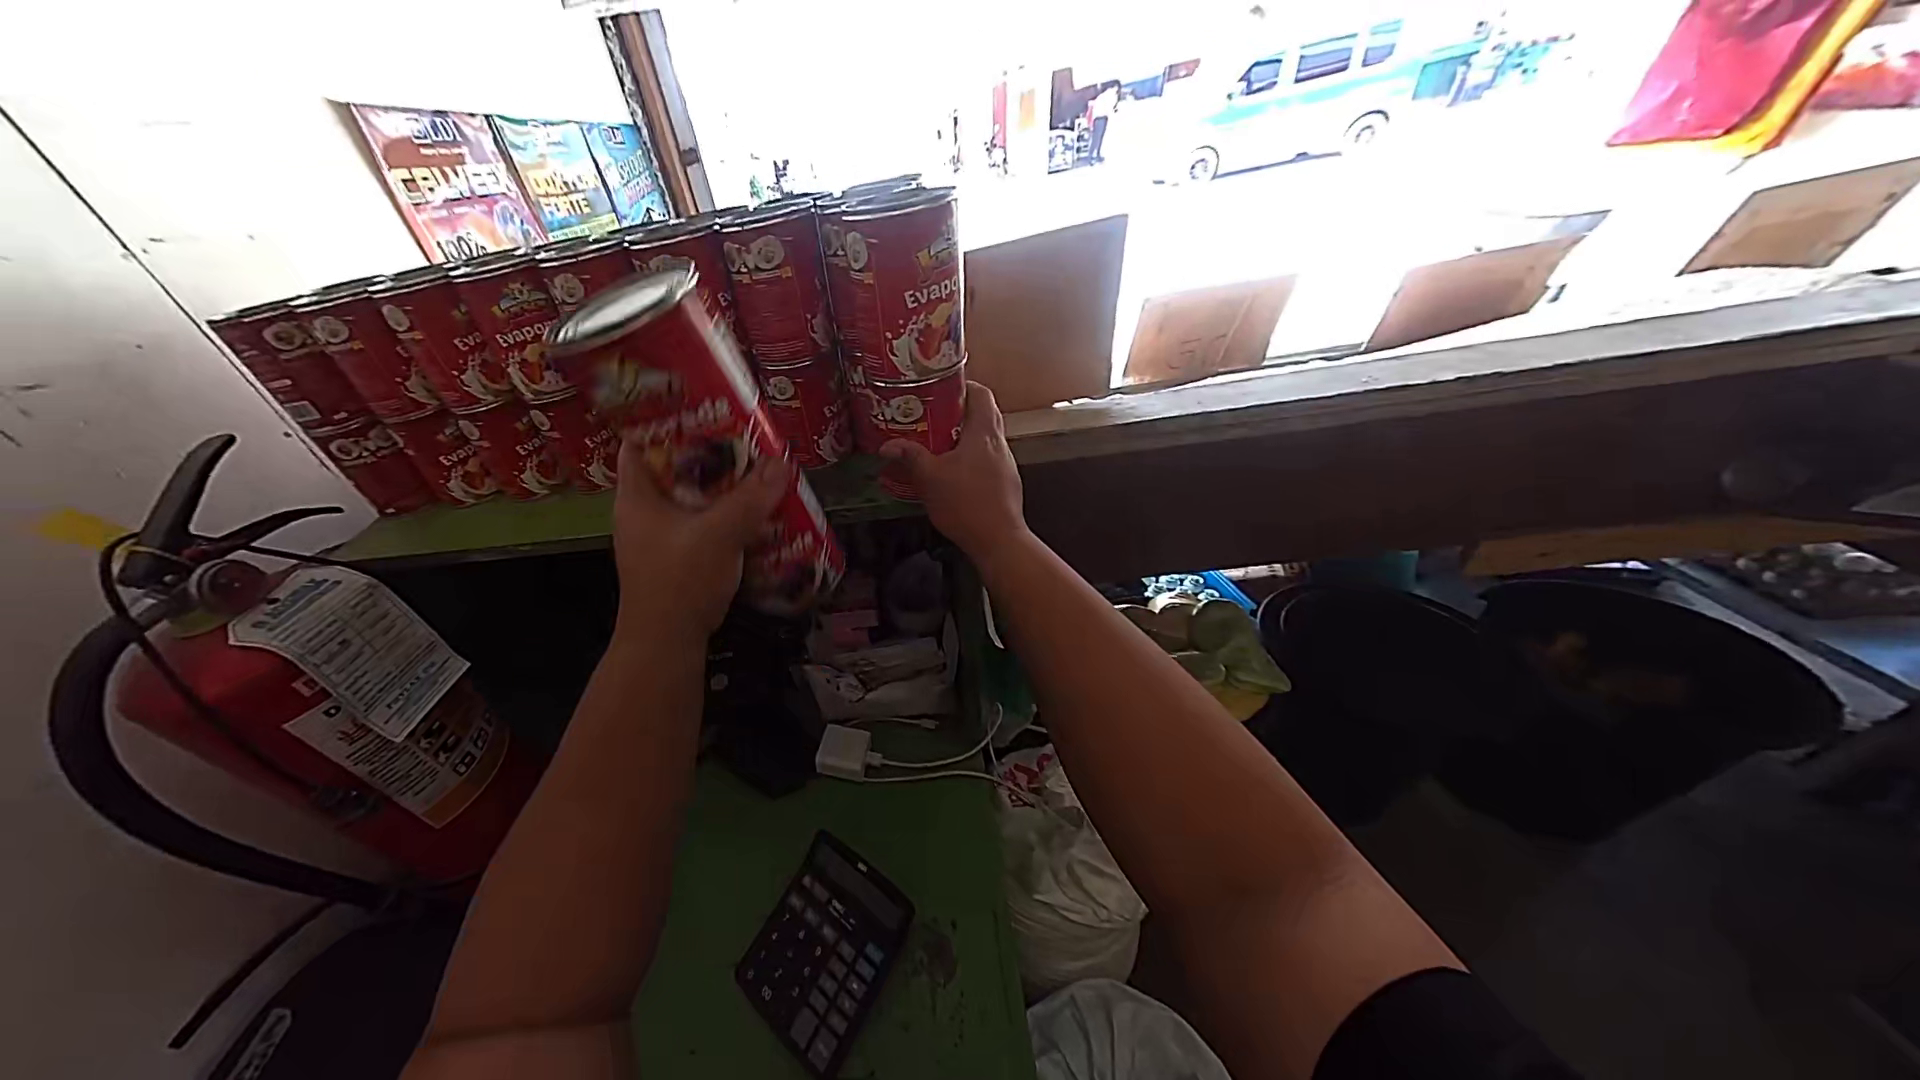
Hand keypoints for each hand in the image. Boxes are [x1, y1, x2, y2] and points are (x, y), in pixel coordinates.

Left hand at [610, 436, 789, 640]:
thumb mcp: (717, 534)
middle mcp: (645, 512)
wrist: (666, 642)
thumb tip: (781, 464)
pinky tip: (756, 514)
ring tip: (755, 472)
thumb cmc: (679, 581)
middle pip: (673, 469)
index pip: (637, 443)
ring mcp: (662, 537)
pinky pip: (704, 524)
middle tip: (742, 439)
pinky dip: (726, 516)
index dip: (663, 421)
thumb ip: (749, 499)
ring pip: (693, 499)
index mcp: (637, 496)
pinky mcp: (679, 557)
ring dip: (722, 488)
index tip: (701, 409)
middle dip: (708, 455)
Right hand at [879, 381, 1027, 561]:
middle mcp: (999, 444)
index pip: (981, 394)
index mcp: (983, 434)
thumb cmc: (965, 504)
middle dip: (961, 411)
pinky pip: (989, 460)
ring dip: (966, 436)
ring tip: (940, 443)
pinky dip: (973, 458)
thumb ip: (909, 457)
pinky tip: (955, 472)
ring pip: (987, 438)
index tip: (942, 389)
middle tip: (935, 416)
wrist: (999, 540)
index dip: (963, 386)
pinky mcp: (1007, 483)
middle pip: (985, 414)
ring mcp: (1006, 464)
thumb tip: (886, 446)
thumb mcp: (929, 479)